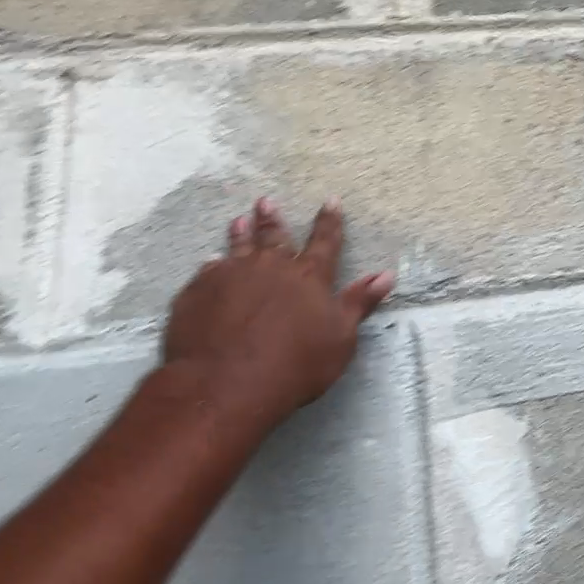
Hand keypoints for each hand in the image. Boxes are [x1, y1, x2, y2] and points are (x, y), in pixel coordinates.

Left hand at [162, 197, 393, 425]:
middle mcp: (270, 268)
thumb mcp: (341, 337)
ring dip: (240, 233)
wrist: (227, 382)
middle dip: (274, 220)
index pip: (325, 243)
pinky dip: (213, 265)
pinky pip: (208, 271)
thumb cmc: (297, 364)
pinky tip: (211, 262)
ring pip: (238, 248)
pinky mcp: (199, 292)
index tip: (331, 201)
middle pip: (275, 238)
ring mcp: (231, 277)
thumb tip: (385, 275)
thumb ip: (359, 303)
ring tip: (239, 220)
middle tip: (266, 202)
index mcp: (309, 278)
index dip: (329, 222)